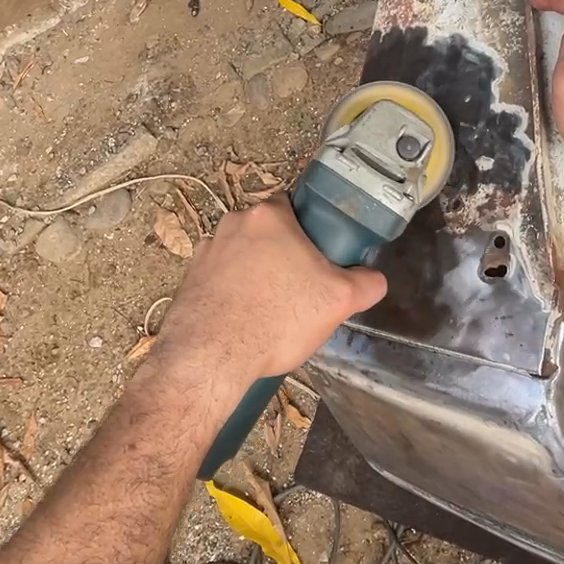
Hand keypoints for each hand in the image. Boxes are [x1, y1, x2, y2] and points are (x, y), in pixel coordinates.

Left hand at [154, 198, 387, 380]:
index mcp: (269, 216)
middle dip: (282, 254)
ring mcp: (206, 252)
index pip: (292, 206)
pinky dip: (231, 294)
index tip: (316, 255)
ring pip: (242, 255)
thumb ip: (366, 284)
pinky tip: (243, 322)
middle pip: (266, 232)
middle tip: (299, 287)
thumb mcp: (339, 300)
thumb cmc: (277, 317)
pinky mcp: (188, 280)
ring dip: (254, 274)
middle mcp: (232, 224)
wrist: (210, 357)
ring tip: (270, 310)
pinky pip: (219, 280)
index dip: (307, 230)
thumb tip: (375, 280)